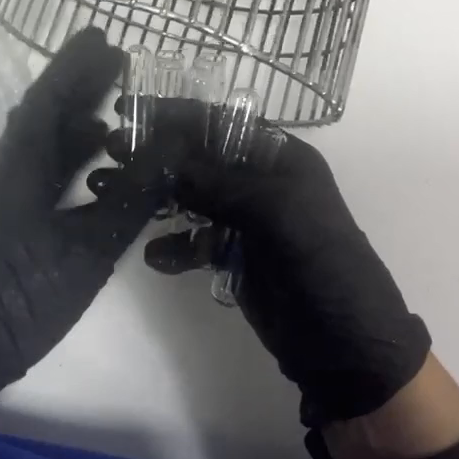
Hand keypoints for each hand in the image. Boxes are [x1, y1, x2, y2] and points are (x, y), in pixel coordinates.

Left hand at [0, 28, 167, 427]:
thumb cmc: (25, 294)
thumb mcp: (88, 250)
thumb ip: (130, 196)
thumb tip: (170, 147)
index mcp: (17, 162)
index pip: (50, 97)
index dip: (76, 65)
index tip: (104, 37)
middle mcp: (5, 162)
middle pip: (44, 109)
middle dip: (77, 81)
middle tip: (115, 57)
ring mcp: (1, 185)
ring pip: (41, 135)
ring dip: (73, 112)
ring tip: (112, 95)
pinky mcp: (5, 207)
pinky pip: (39, 160)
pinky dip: (67, 147)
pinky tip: (93, 148)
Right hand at [130, 100, 431, 429]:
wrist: (348, 350)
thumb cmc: (322, 264)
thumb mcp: (274, 213)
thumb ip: (215, 183)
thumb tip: (160, 159)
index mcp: (279, 157)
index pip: (217, 122)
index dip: (172, 112)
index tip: (127, 108)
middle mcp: (259, 181)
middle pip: (195, 155)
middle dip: (153, 152)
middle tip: (110, 151)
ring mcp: (244, 220)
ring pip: (188, 195)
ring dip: (153, 195)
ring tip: (111, 194)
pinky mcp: (232, 256)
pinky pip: (192, 239)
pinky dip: (173, 245)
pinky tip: (156, 257)